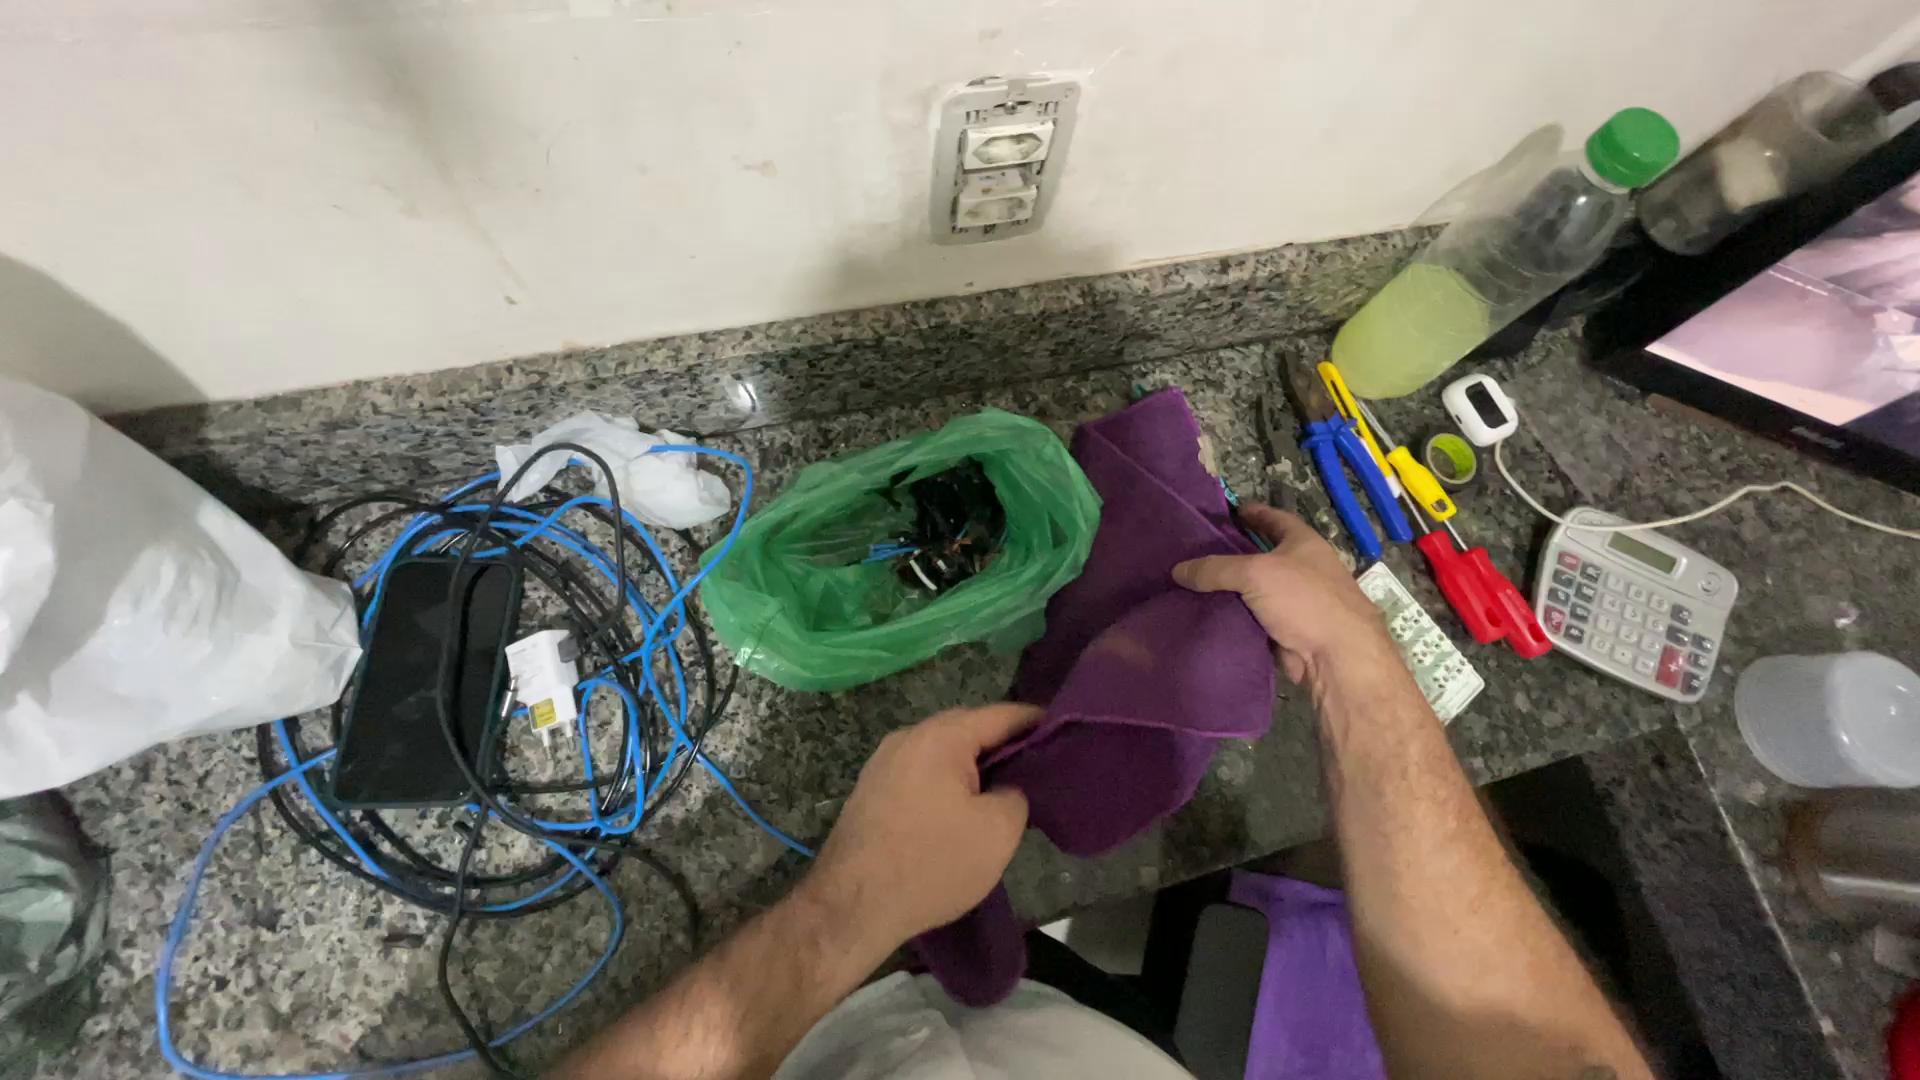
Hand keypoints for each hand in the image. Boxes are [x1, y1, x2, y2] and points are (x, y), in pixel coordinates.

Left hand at [802, 703, 1039, 946]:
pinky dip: (946, 783)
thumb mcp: (997, 832)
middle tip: (1035, 767)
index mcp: (941, 736)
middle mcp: (908, 737)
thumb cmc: (931, 863)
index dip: (1035, 722)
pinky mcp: (871, 789)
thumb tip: (1006, 788)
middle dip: (1002, 745)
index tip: (1063, 732)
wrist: (851, 906)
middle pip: (967, 729)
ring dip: (972, 767)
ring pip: (942, 753)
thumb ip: (1016, 795)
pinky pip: (921, 773)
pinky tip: (959, 810)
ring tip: (1002, 791)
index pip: (1000, 715)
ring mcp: (884, 762)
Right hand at [1173, 503, 1395, 686]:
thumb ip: (1215, 569)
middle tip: (1197, 550)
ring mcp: (1296, 602)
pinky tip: (1206, 613)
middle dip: (1233, 553)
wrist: (1335, 657)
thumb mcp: (1255, 573)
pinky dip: (1233, 616)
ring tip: (1193, 582)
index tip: (1230, 511)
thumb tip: (1178, 570)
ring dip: (1229, 588)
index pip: (1276, 519)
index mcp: (1304, 544)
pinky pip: (1252, 618)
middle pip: (1261, 555)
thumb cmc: (1304, 600)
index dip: (1254, 513)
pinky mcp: (1286, 631)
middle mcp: (1303, 569)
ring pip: (1254, 590)